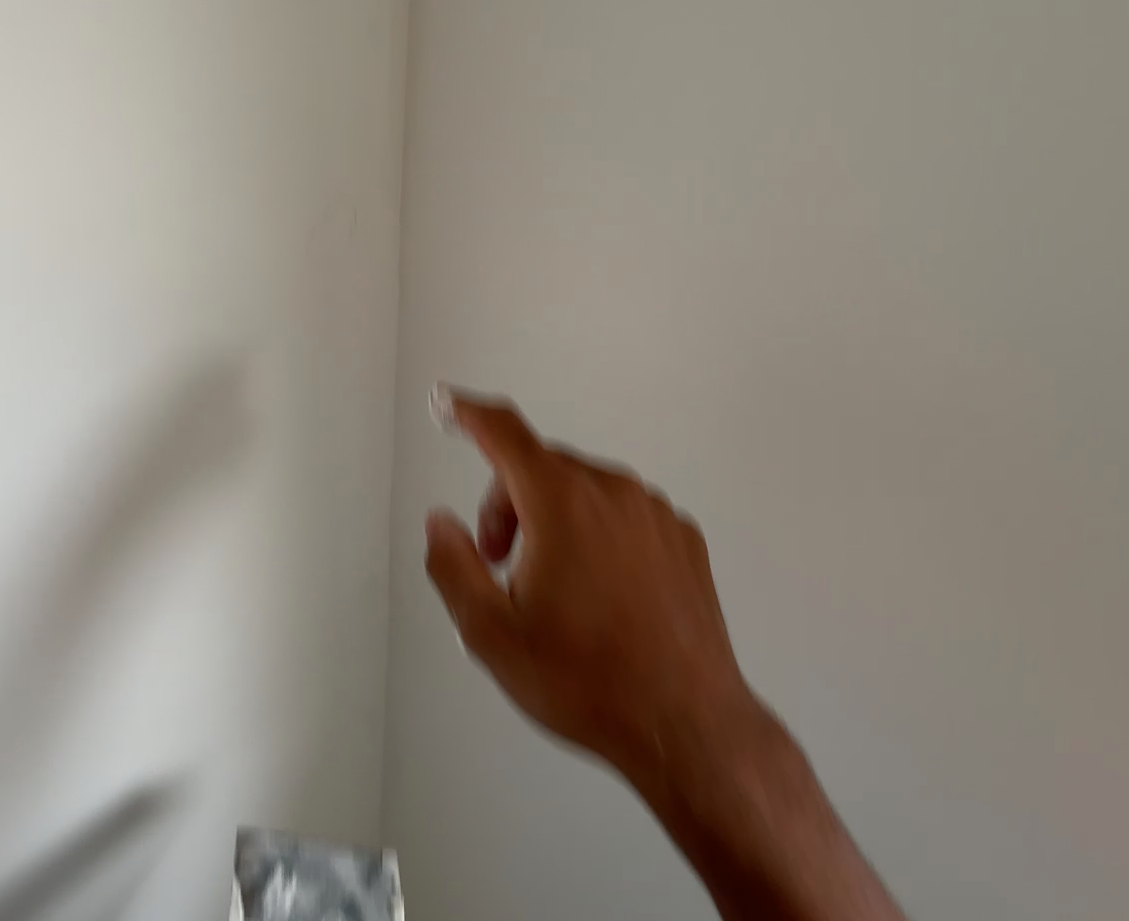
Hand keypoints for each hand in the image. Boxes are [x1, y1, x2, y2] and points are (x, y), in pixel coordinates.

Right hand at [424, 386, 763, 782]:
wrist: (686, 726)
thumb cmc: (589, 681)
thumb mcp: (488, 631)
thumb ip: (451, 562)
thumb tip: (443, 524)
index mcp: (562, 503)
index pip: (503, 433)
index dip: (468, 414)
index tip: (449, 403)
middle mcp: (613, 494)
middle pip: (538, 468)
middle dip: (505, 505)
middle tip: (498, 565)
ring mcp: (654, 514)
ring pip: (580, 491)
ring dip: (550, 521)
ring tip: (550, 590)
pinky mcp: (681, 539)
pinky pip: (619, 515)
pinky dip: (593, 534)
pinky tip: (596, 594)